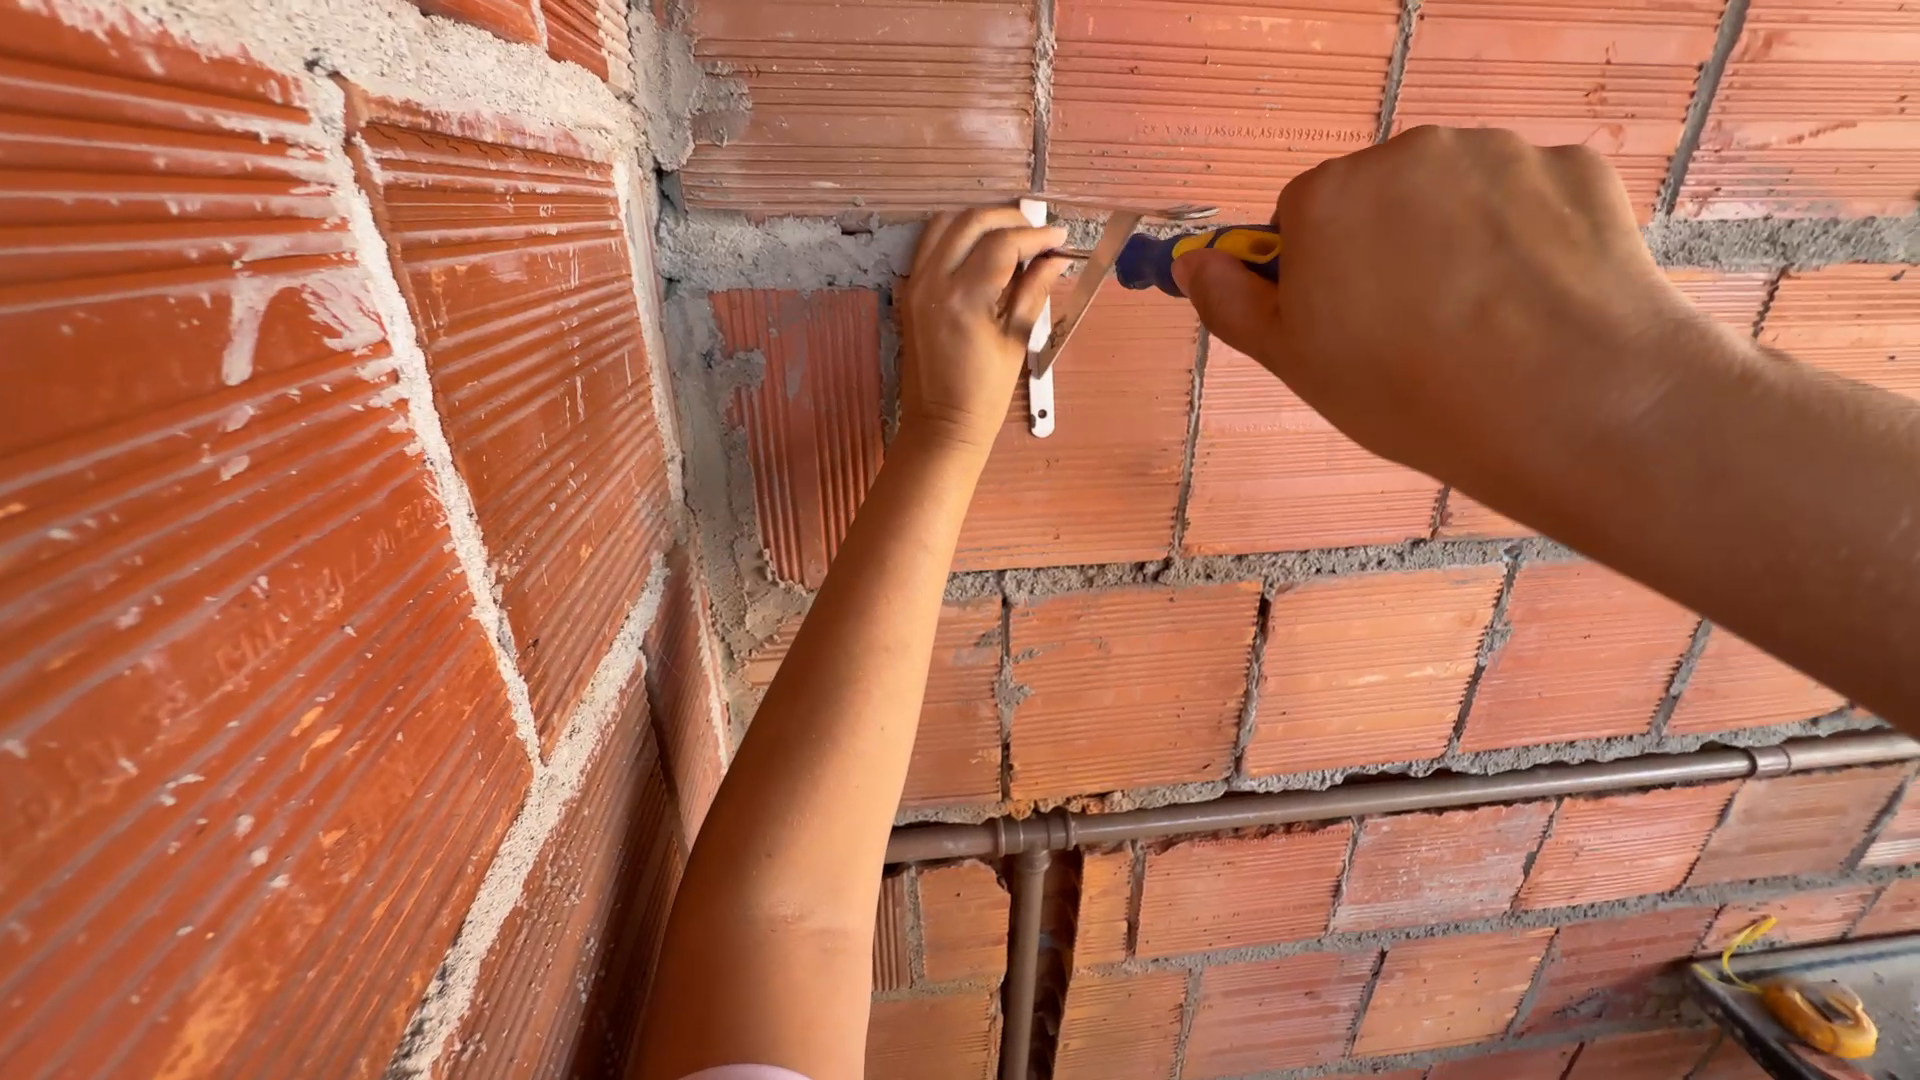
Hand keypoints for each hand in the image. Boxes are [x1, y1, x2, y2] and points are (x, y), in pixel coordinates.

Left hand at [900, 207, 1067, 453]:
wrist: (941, 425)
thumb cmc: (983, 394)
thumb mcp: (1015, 341)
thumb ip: (1032, 292)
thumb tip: (1055, 260)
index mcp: (964, 299)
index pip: (1003, 244)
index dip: (1036, 236)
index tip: (1059, 238)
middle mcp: (934, 283)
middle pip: (971, 222)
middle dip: (1009, 218)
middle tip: (1036, 231)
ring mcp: (915, 285)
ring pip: (945, 225)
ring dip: (979, 221)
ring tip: (1010, 234)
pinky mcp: (908, 292)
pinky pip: (930, 246)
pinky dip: (956, 236)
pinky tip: (981, 250)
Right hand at [1171, 126, 1723, 495]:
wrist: (1566, 403)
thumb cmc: (1398, 389)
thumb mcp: (1289, 361)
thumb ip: (1230, 303)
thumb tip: (1191, 262)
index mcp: (1326, 197)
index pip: (1297, 217)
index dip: (1310, 272)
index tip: (1336, 324)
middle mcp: (1406, 152)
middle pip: (1372, 197)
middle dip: (1378, 247)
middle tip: (1403, 328)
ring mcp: (1499, 151)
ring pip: (1448, 193)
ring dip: (1447, 237)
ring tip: (1474, 319)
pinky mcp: (1576, 166)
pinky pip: (1523, 196)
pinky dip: (1518, 235)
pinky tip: (1529, 296)